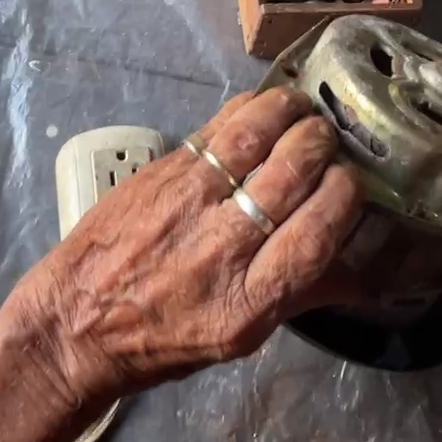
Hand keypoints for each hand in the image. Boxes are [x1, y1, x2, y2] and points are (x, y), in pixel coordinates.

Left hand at [8, 88, 364, 402]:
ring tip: (303, 106)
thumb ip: (300, 295)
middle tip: (328, 137)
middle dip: (319, 144)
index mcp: (248, 299)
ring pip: (252, 138)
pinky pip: (215, 128)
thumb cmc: (164, 338)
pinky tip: (264, 103)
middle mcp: (222, 245)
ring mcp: (188, 200)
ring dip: (288, 111)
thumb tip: (364, 272)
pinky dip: (248, 108)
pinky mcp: (163, 170)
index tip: (350, 180)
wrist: (76, 321)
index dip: (343, 196)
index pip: (316, 233)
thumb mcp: (240, 338)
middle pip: (289, 175)